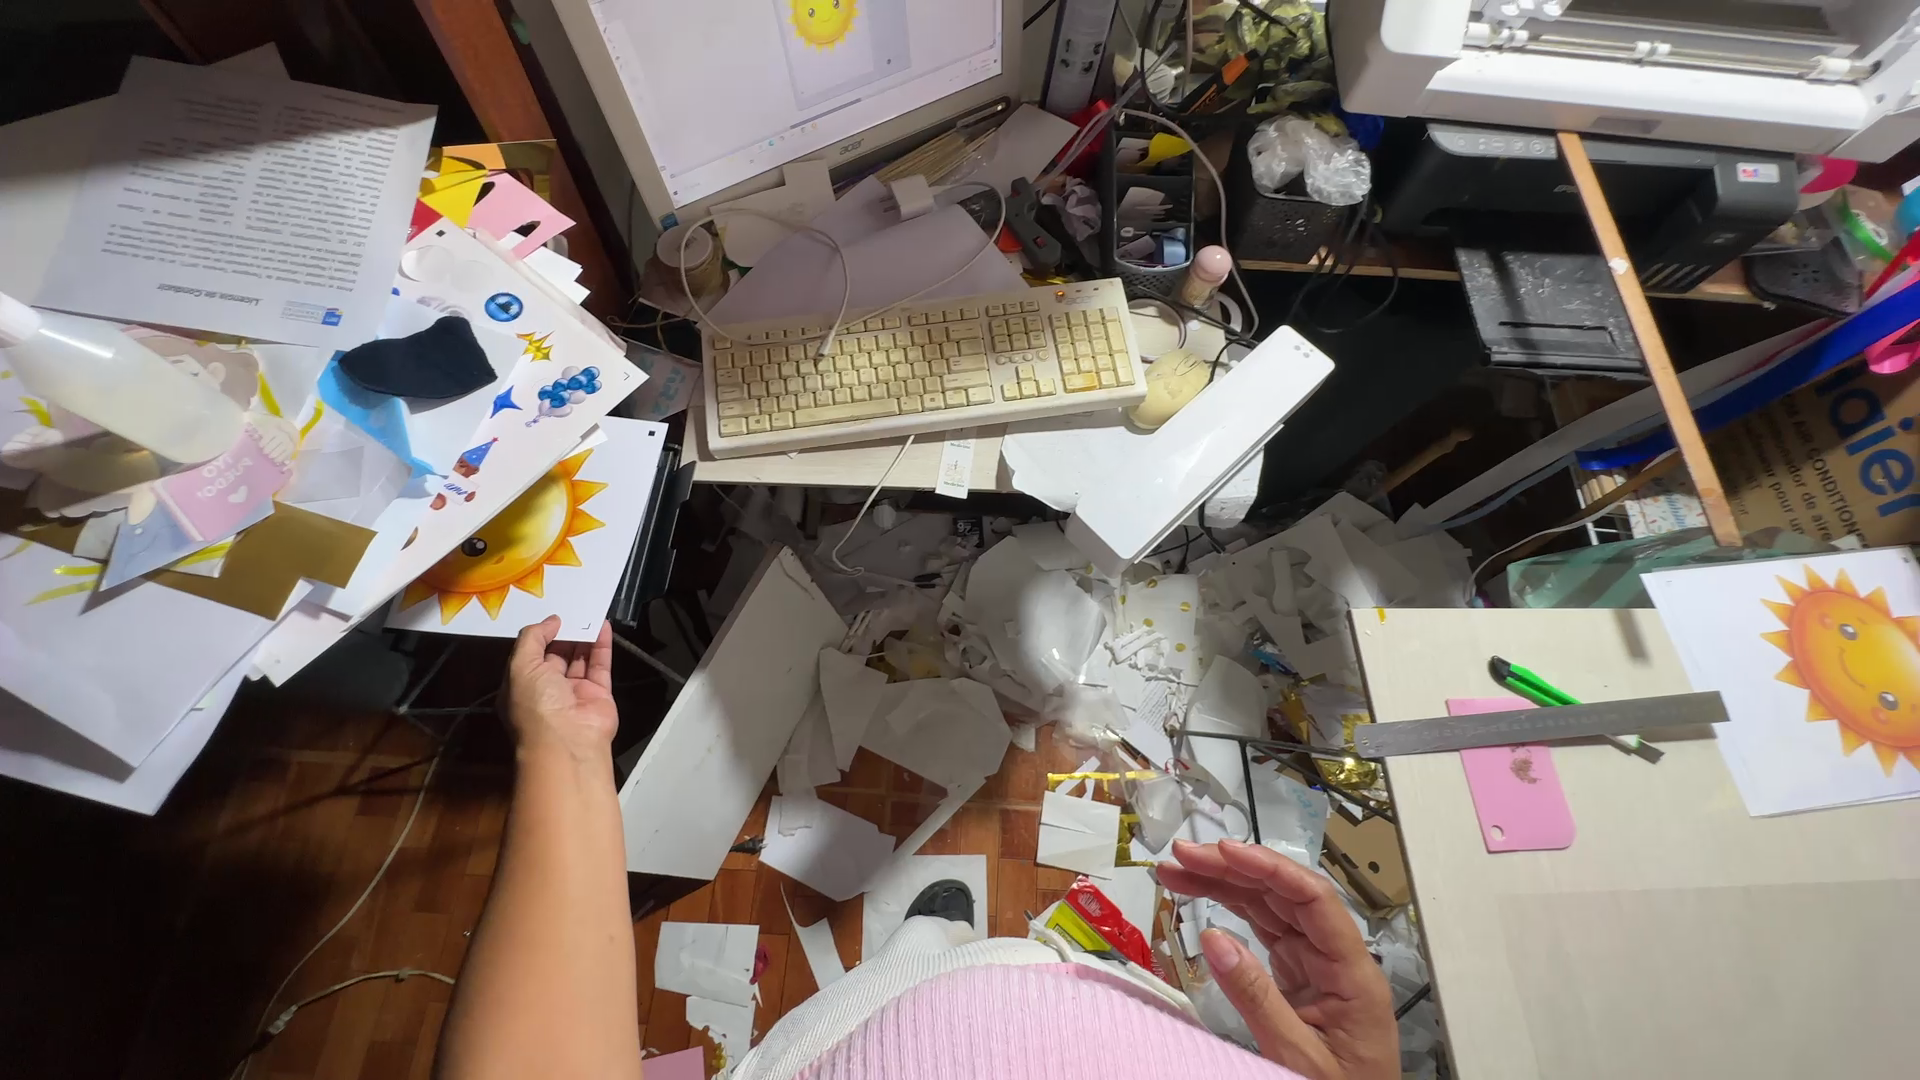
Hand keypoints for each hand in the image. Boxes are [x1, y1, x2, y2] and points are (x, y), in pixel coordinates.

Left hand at [507, 617, 617, 759]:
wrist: (568, 740)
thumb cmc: (536, 704)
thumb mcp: (521, 667)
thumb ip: (533, 638)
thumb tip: (552, 621)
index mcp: (522, 686)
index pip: (530, 656)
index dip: (540, 636)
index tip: (553, 618)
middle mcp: (548, 689)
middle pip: (557, 655)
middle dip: (564, 634)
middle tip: (573, 612)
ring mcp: (575, 691)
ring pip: (580, 658)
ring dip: (584, 637)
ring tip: (589, 614)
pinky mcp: (599, 692)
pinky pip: (600, 664)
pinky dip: (602, 645)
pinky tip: (603, 626)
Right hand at [1158, 839, 1397, 1079]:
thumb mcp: (1298, 1059)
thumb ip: (1257, 998)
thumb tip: (1212, 937)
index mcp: (1352, 970)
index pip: (1313, 898)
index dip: (1268, 867)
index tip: (1223, 850)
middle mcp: (1333, 954)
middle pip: (1282, 893)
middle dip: (1230, 868)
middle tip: (1181, 855)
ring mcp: (1313, 959)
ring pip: (1266, 903)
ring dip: (1220, 881)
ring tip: (1175, 868)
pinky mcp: (1294, 969)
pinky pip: (1259, 924)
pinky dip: (1226, 906)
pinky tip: (1198, 893)